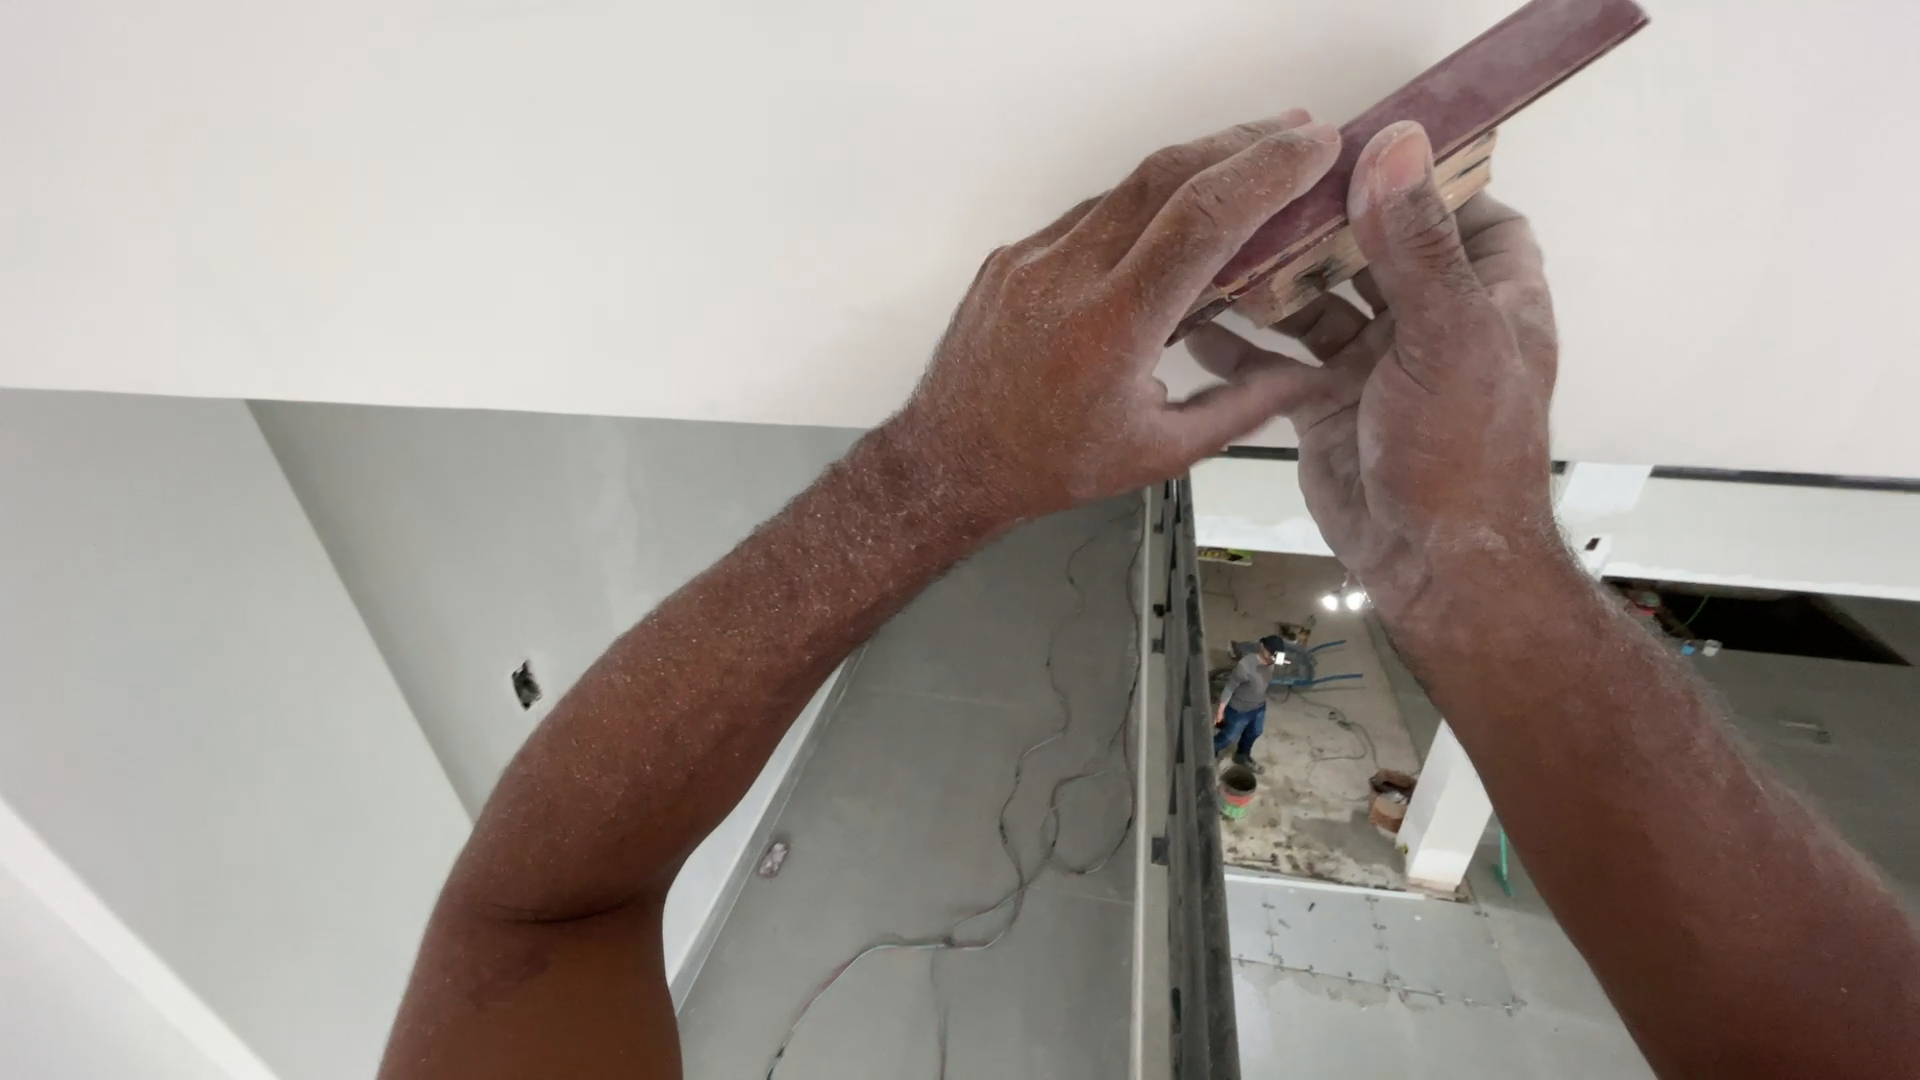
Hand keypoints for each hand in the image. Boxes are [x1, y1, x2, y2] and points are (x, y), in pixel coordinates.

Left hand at [883, 112, 1341, 525]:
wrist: (953, 462)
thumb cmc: (1047, 465)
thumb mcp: (1157, 453)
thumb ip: (1241, 409)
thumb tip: (1306, 376)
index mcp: (1111, 331)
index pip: (1202, 218)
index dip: (1268, 170)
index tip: (1315, 147)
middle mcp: (1065, 281)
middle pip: (1165, 175)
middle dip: (1241, 144)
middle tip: (1294, 136)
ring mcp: (1029, 263)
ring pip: (1124, 189)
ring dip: (1190, 170)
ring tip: (1239, 174)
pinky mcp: (1009, 260)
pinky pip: (1085, 215)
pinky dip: (1136, 205)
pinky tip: (1165, 220)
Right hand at [1187, 121, 1560, 619]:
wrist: (1421, 554)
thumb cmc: (1456, 450)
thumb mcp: (1445, 335)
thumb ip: (1415, 246)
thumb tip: (1393, 148)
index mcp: (1485, 291)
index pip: (1457, 208)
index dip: (1411, 177)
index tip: (1348, 150)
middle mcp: (1427, 320)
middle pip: (1370, 252)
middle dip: (1318, 230)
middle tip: (1259, 201)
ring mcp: (1370, 362)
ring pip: (1315, 306)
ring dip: (1271, 288)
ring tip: (1218, 259)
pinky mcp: (1323, 402)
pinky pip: (1279, 362)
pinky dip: (1243, 349)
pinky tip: (1202, 331)